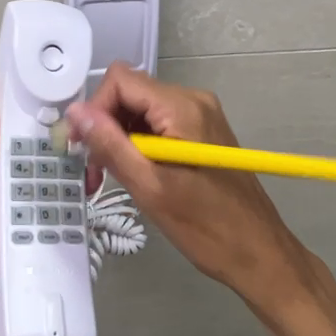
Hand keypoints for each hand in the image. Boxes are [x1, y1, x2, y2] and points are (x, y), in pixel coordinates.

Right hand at [68, 63, 316, 307]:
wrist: (260, 254)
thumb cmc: (206, 226)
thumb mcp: (150, 187)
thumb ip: (111, 145)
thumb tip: (75, 111)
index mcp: (182, 106)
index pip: (120, 81)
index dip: (95, 109)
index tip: (82, 149)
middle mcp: (192, 99)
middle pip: (130, 94)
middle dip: (105, 128)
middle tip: (95, 173)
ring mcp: (200, 115)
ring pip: (141, 110)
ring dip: (119, 140)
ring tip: (110, 179)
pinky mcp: (202, 132)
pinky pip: (159, 124)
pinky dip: (140, 146)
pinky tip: (136, 176)